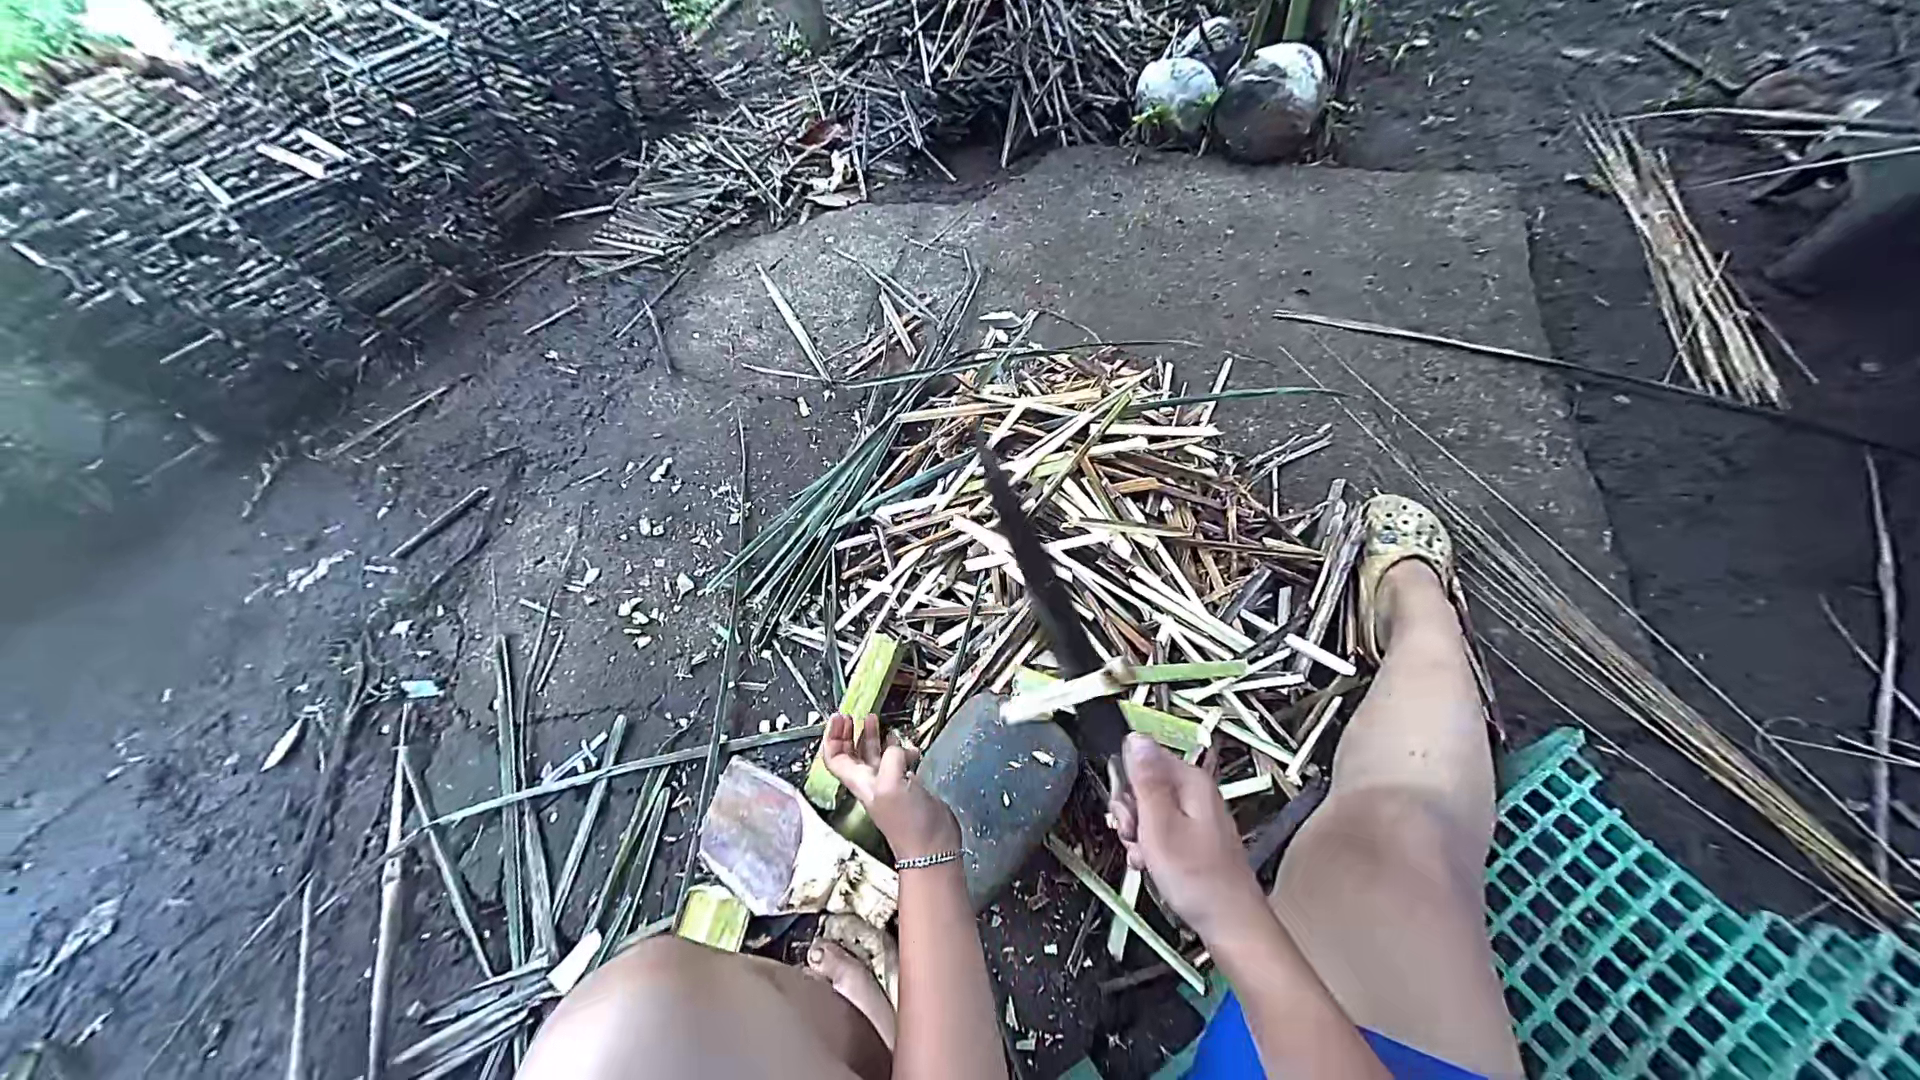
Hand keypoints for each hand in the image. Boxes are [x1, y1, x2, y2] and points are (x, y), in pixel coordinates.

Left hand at [821, 712, 961, 860]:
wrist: (932, 847)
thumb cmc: (907, 820)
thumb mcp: (892, 783)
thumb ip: (891, 757)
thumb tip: (897, 746)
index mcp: (860, 782)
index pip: (835, 757)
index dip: (832, 737)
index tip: (839, 717)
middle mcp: (870, 781)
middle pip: (851, 754)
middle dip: (848, 733)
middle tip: (851, 715)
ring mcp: (889, 783)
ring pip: (873, 754)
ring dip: (871, 736)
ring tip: (873, 718)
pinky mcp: (907, 785)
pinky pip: (897, 760)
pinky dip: (899, 748)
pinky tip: (906, 743)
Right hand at [1107, 733, 1267, 936]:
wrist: (1230, 926)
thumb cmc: (1198, 878)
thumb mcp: (1159, 823)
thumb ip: (1145, 779)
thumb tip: (1135, 737)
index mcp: (1189, 780)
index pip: (1141, 757)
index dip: (1126, 784)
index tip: (1128, 812)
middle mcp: (1193, 792)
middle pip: (1143, 784)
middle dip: (1130, 813)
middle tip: (1135, 836)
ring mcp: (1194, 815)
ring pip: (1147, 810)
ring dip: (1137, 833)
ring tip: (1146, 856)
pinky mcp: (1193, 836)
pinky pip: (1159, 830)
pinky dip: (1149, 847)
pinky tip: (1152, 865)